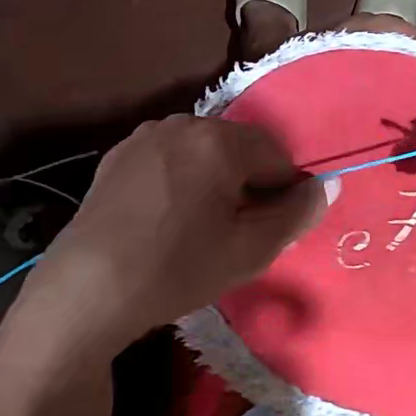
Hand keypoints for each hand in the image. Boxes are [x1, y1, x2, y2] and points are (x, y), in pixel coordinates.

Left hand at [6, 115, 330, 354]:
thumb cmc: (178, 269)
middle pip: (240, 148)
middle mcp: (183, 124)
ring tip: (200, 226)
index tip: (270, 228)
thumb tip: (328, 185)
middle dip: (249, 182)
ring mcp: (145, 137)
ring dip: (215, 179)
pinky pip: (169, 159)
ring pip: (204, 152)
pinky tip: (167, 218)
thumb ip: (297, 214)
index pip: (277, 156)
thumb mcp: (251, 251)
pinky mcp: (118, 156)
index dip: (283, 192)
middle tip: (237, 231)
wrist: (86, 290)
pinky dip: (182, 179)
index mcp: (220, 141)